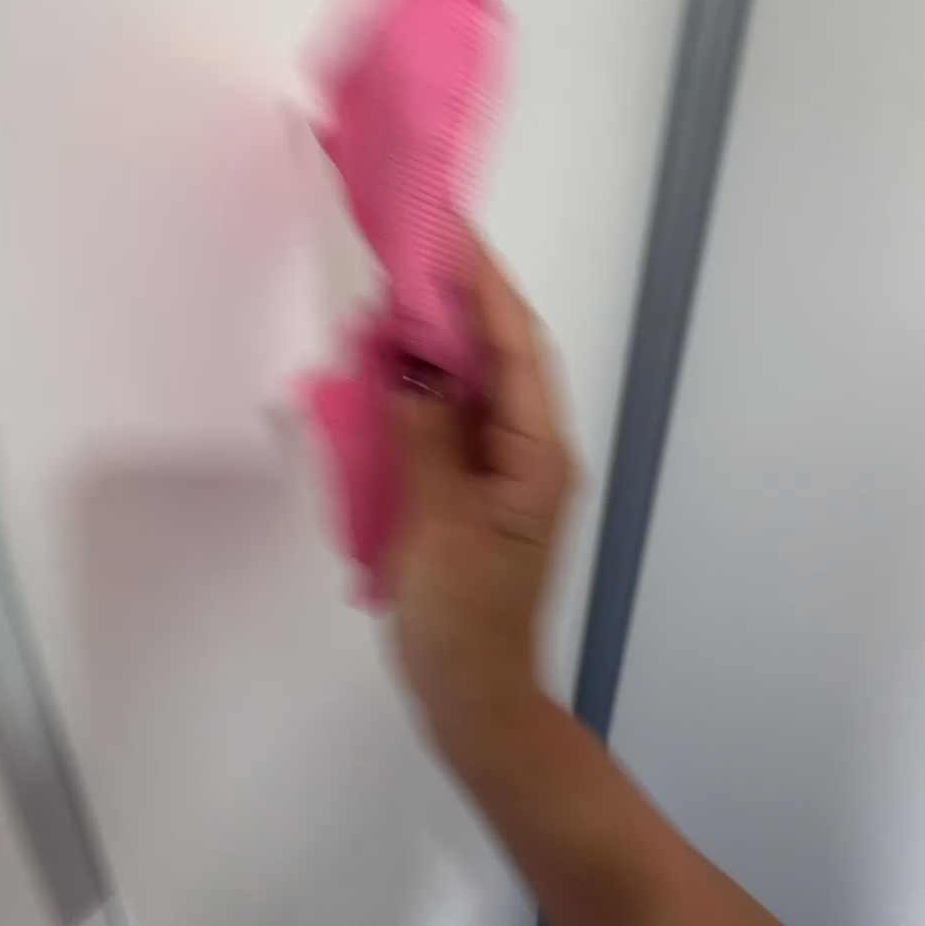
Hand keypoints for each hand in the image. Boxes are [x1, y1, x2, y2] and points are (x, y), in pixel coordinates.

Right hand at [387, 235, 574, 727]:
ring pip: (471, 391)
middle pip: (498, 360)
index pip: (518, 347)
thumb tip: (407, 370)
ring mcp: (501, 474)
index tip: (448, 230)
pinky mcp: (472, 492)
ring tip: (388, 301)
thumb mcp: (439, 522)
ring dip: (434, 348)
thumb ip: (424, 438)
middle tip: (406, 254)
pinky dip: (418, 397)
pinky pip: (448, 427)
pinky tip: (385, 376)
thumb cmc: (463, 618)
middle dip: (457, 305)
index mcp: (538, 454)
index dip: (485, 284)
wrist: (474, 694)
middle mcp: (529, 453)